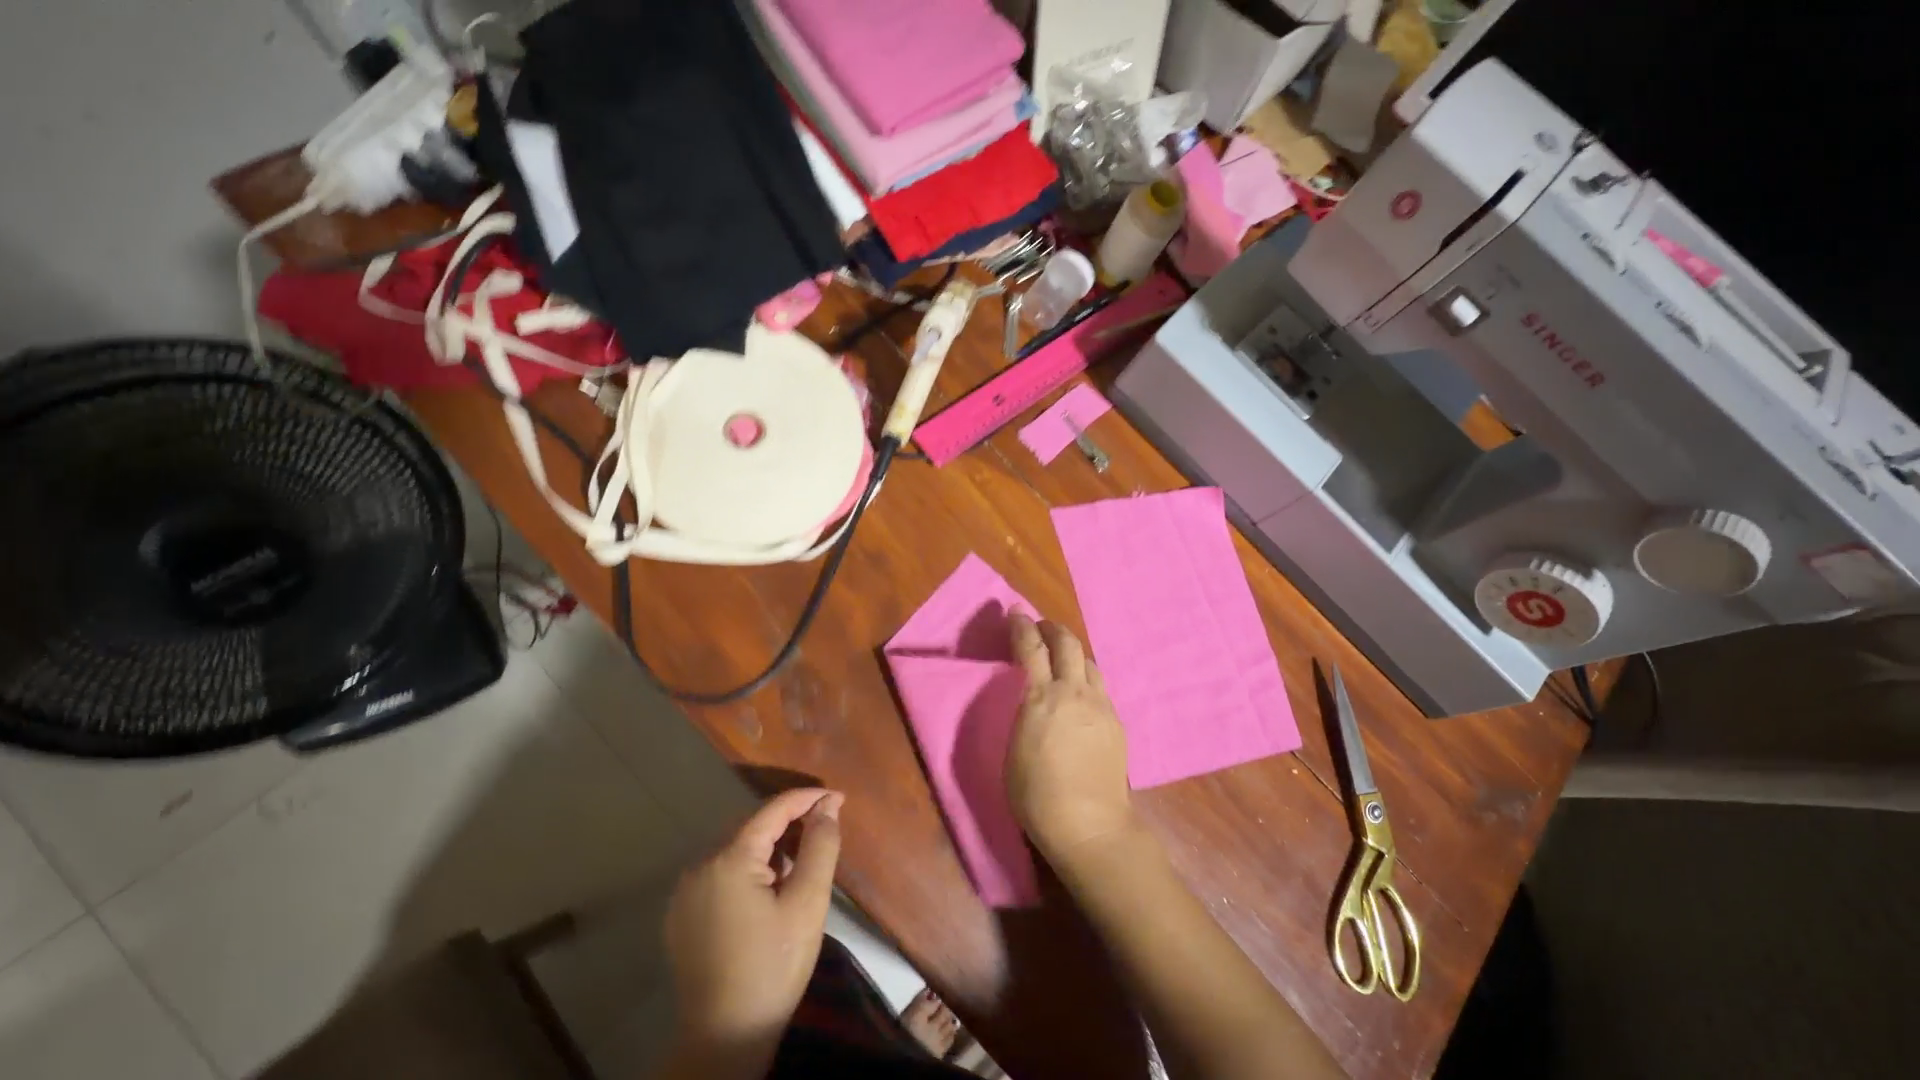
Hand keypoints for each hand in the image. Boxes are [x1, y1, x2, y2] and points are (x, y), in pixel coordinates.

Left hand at [661, 788, 843, 1075]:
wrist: (725, 1034)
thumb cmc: (774, 966)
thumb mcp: (807, 905)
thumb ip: (819, 847)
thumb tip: (828, 806)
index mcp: (729, 859)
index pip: (772, 811)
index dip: (806, 799)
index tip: (838, 797)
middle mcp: (699, 866)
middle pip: (750, 829)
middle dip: (787, 824)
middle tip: (823, 834)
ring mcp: (684, 893)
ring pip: (733, 853)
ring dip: (766, 851)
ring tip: (797, 871)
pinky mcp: (680, 916)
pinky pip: (717, 877)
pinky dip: (744, 873)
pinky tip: (765, 897)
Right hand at [1006, 613, 1135, 862]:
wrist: (1089, 824)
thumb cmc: (1036, 795)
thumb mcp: (1014, 750)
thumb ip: (1025, 716)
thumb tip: (1034, 703)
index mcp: (1042, 698)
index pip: (1031, 648)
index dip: (1022, 626)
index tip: (1015, 612)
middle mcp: (1075, 693)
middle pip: (1069, 645)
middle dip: (1053, 629)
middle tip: (1041, 627)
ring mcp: (1101, 707)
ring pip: (1090, 665)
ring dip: (1074, 655)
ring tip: (1063, 660)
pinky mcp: (1117, 724)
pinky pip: (1101, 690)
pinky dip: (1087, 682)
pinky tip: (1081, 698)